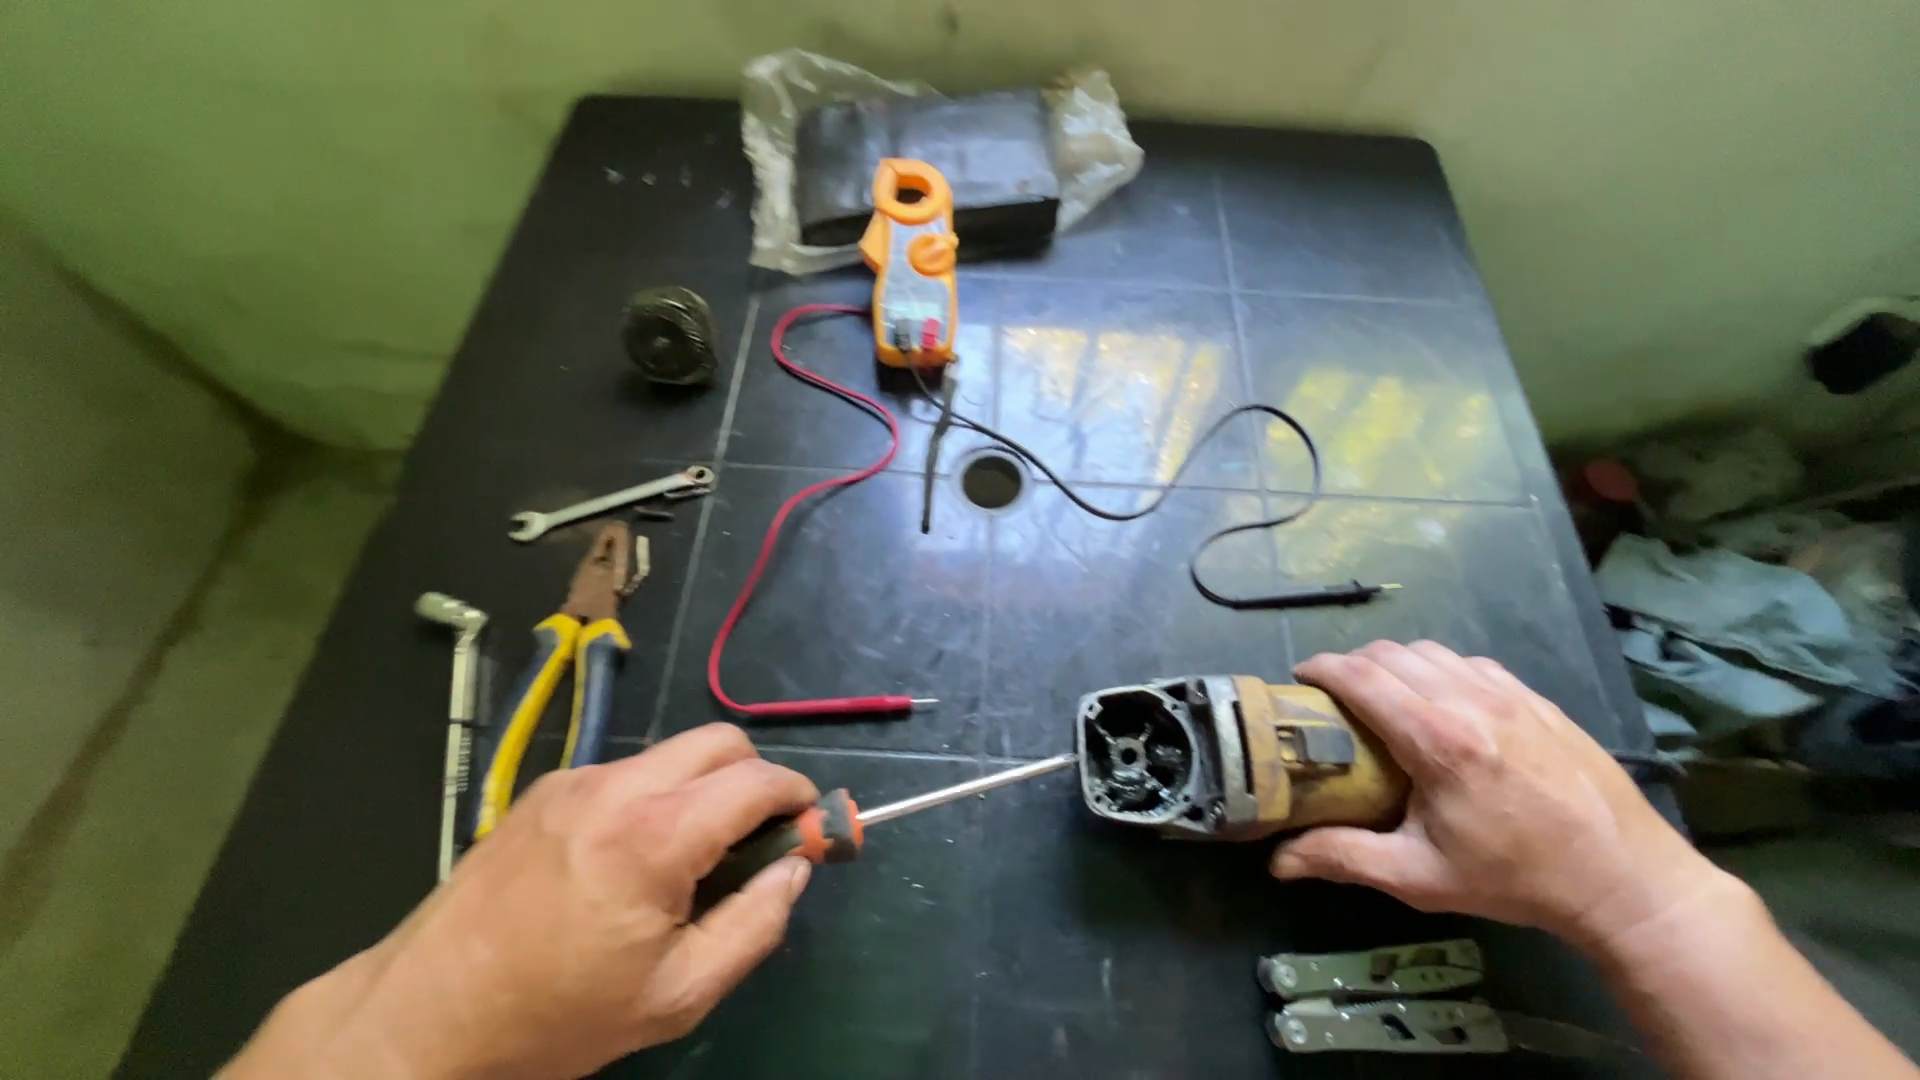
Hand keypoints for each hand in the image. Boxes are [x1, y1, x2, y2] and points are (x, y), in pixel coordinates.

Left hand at [225, 724, 817, 1079]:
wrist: (421, 1018)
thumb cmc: (557, 1017)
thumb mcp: (677, 994)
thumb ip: (755, 924)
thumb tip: (794, 868)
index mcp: (656, 835)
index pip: (757, 779)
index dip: (797, 795)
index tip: (808, 827)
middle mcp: (619, 786)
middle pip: (721, 741)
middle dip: (755, 777)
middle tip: (754, 837)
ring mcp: (577, 779)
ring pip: (674, 753)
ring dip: (704, 786)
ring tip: (688, 855)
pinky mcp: (547, 787)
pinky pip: (629, 771)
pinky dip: (657, 794)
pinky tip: (629, 855)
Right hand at [1270, 640, 1726, 953]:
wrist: (1628, 883)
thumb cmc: (1515, 879)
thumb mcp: (1420, 877)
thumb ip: (1343, 857)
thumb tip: (1277, 861)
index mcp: (1437, 740)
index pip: (1361, 677)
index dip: (1321, 668)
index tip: (1299, 680)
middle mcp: (1470, 702)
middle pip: (1389, 653)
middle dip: (1351, 664)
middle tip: (1335, 696)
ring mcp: (1509, 694)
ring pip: (1429, 650)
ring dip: (1393, 662)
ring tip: (1383, 694)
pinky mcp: (1536, 698)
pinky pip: (1470, 661)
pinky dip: (1438, 668)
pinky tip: (1440, 700)